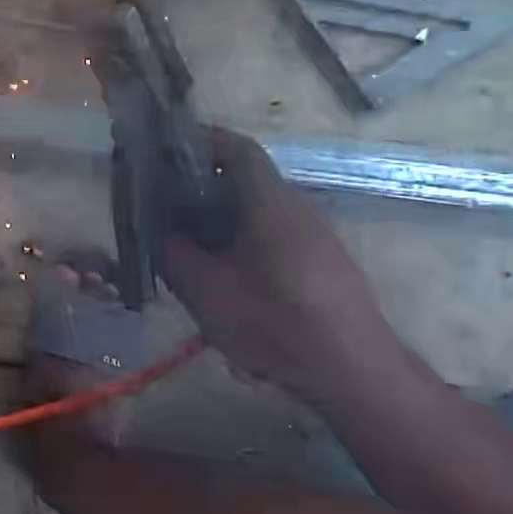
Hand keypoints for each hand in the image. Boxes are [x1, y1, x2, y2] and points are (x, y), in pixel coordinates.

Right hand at [160, 128, 398, 395]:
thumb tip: (156, 229)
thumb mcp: (208, 294)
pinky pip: (272, 228)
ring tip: (186, 237)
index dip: (203, 140)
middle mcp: (297, 208)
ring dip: (220, 211)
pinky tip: (223, 267)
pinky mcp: (321, 258)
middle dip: (201, 182)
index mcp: (270, 205)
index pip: (238, 149)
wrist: (356, 374)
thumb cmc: (278, 327)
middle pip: (245, 177)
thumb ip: (174, 254)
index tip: (167, 149)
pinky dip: (241, 232)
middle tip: (165, 201)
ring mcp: (314, 233)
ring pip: (258, 205)